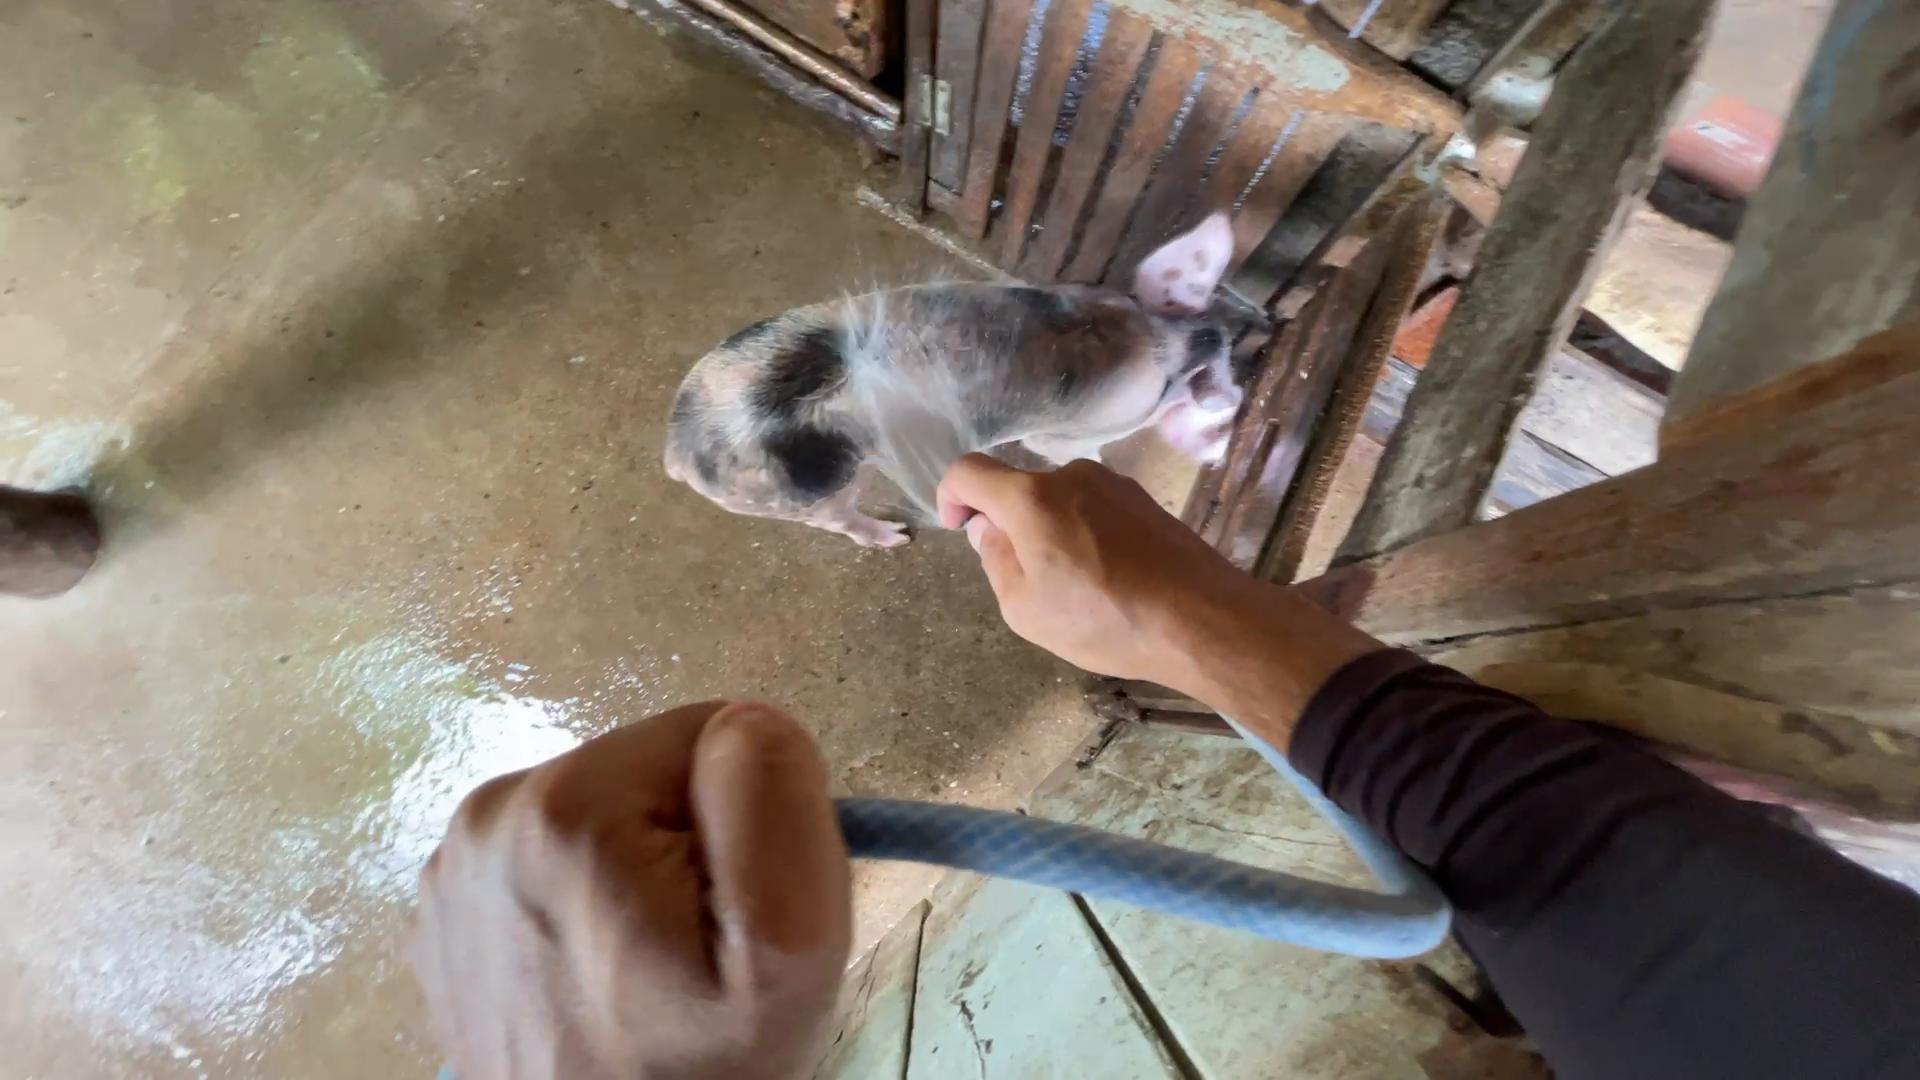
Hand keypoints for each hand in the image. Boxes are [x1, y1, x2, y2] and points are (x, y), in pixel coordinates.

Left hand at [411, 701, 850, 1079]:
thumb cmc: (709, 1067)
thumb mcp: (789, 937)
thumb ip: (775, 797)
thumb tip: (745, 722)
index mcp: (561, 805)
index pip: (708, 731)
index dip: (750, 804)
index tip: (740, 890)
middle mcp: (485, 819)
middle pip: (658, 765)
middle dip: (702, 827)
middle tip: (708, 928)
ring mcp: (455, 868)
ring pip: (620, 803)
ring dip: (658, 857)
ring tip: (659, 952)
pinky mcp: (453, 908)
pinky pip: (571, 849)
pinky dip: (606, 888)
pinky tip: (607, 964)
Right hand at [934, 455, 1251, 687]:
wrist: (1202, 619)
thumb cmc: (1103, 619)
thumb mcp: (1024, 608)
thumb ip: (994, 559)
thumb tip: (989, 529)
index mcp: (1031, 498)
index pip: (969, 471)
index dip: (951, 495)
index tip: (959, 528)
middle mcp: (1071, 474)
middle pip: (1018, 488)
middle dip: (1007, 524)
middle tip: (1025, 578)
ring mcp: (1113, 482)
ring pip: (1057, 498)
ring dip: (1048, 530)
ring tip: (1074, 584)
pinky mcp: (1143, 498)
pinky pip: (1092, 506)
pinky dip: (1082, 532)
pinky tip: (1108, 575)